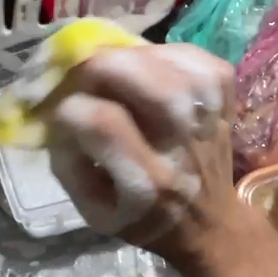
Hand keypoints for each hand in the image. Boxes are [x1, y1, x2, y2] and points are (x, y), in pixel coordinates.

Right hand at [43, 42, 244, 261]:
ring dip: (126, 56)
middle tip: (79, 75)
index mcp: (145, 182)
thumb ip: (68, 165)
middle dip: (97, 66)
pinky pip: (193, 57)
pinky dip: (162, 52)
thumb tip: (53, 115)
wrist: (208, 224)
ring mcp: (208, 118)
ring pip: (167, 62)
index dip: (69, 108)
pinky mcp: (224, 100)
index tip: (56, 113)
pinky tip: (146, 64)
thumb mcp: (92, 210)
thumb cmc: (140, 218)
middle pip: (143, 81)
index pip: (102, 123)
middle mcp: (181, 145)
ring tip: (109, 68)